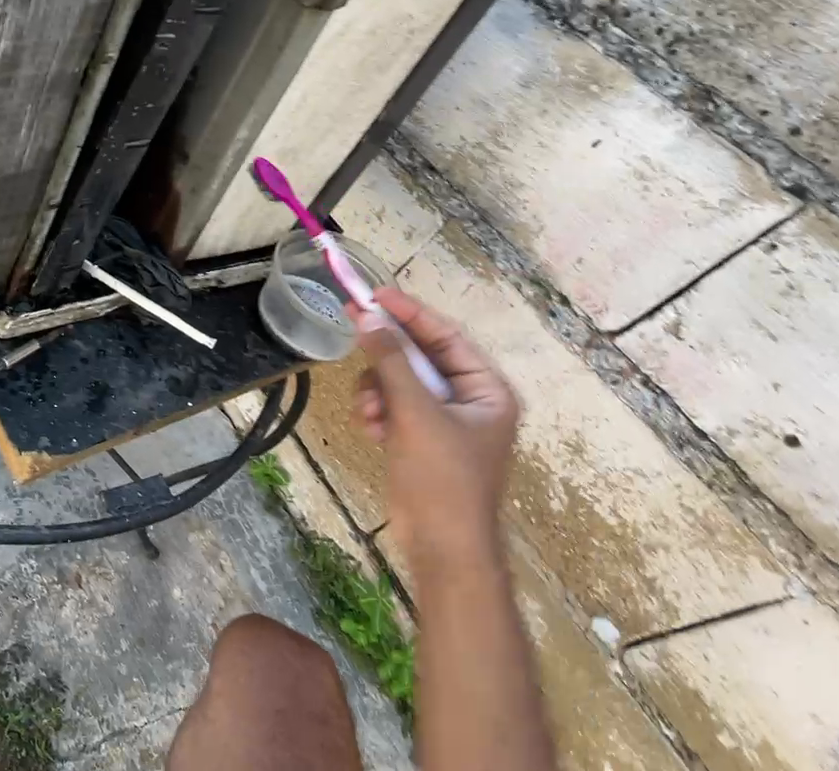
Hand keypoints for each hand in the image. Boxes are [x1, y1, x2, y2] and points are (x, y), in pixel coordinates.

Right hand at [354, 286, 520, 570]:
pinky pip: (392, 407)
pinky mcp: (420, 439)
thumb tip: (368, 318)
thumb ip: (391, 362)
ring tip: (370, 413)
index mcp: (487, 389)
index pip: (446, 336)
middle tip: (351, 322)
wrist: (441, 545)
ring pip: (399, 382)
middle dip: (386, 356)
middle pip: (420, 357)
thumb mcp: (416, 413)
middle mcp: (469, 399)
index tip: (375, 294)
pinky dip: (378, 412)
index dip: (410, 313)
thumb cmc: (442, 477)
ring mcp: (443, 421)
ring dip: (377, 391)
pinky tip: (373, 431)